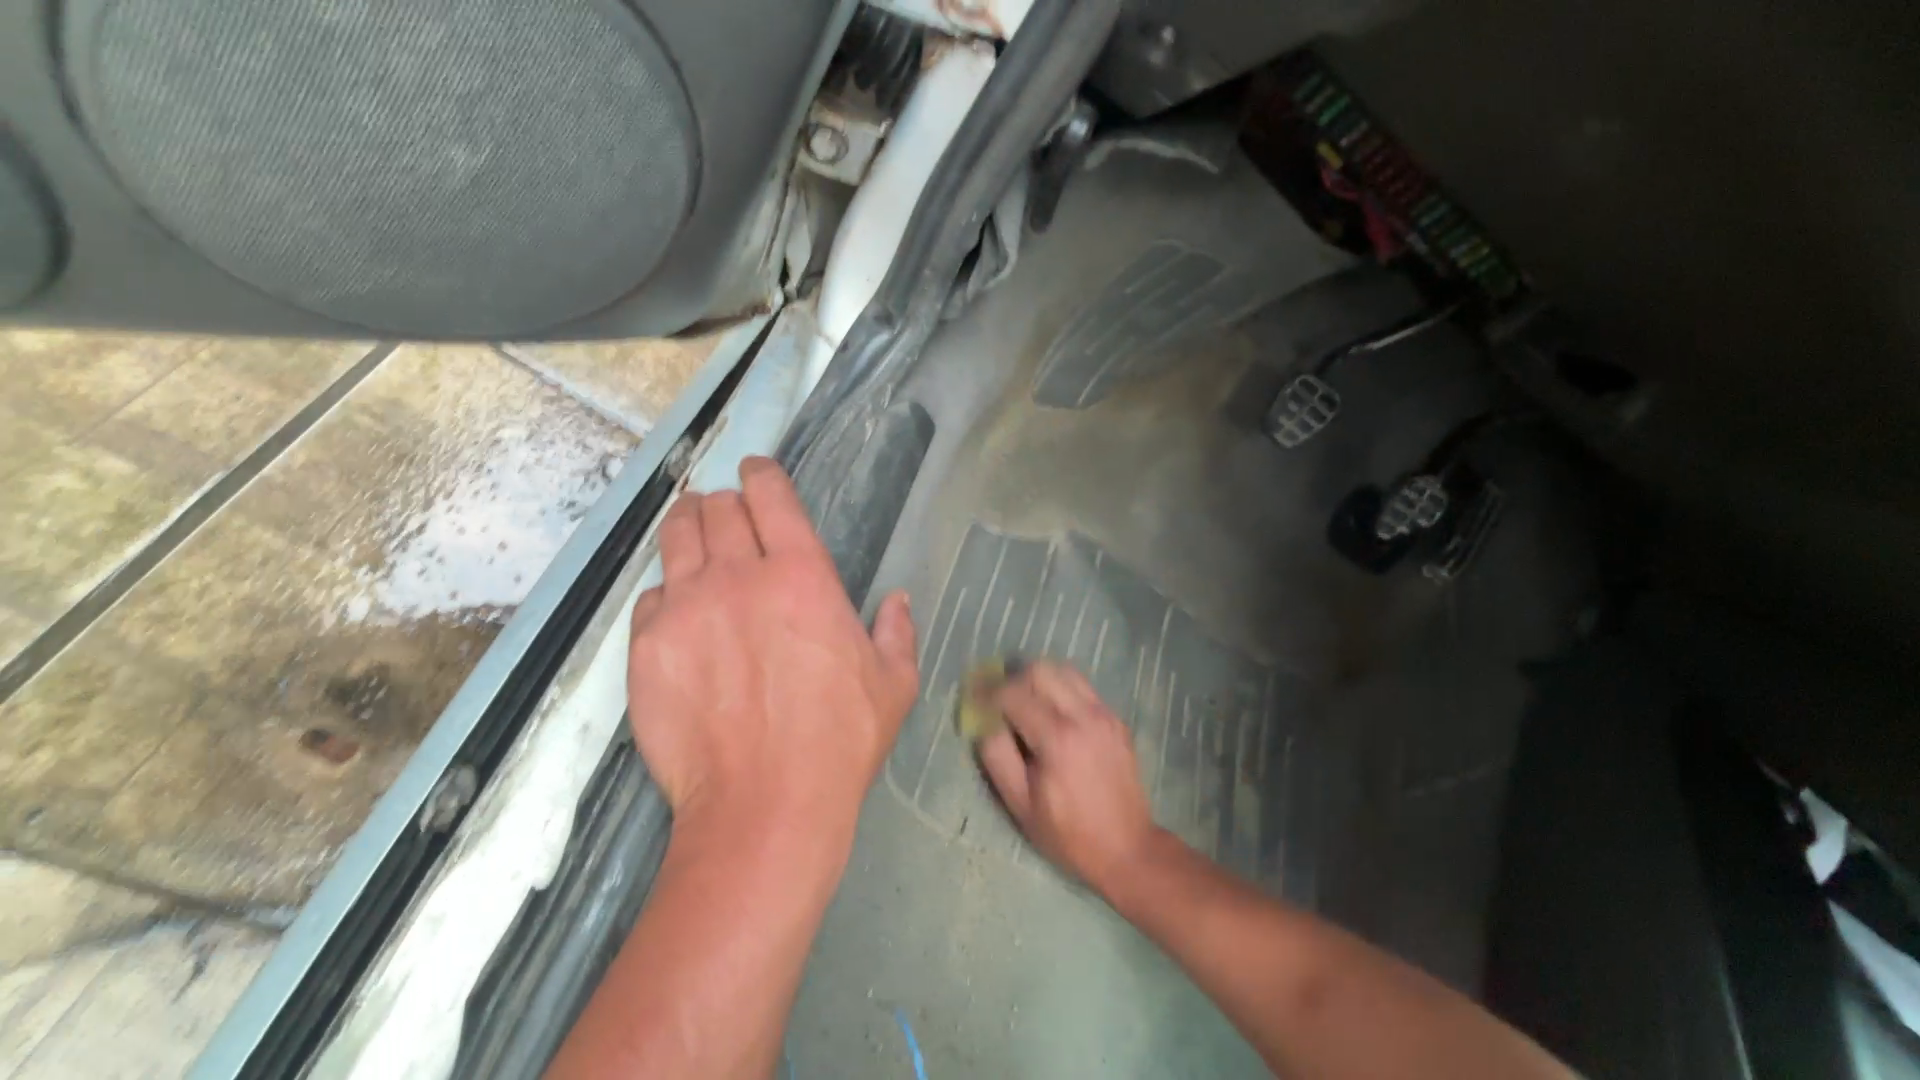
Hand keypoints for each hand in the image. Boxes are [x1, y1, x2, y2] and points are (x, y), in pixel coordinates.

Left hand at [626, 456, 918, 851]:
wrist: (764, 805)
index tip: (754, 471)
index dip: (760, 474)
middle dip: (722, 502)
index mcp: (802, 575)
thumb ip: (896, 632)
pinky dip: (664, 596)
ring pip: (676, 538)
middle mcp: (739, 575)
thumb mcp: (892, 685)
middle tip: (722, 511)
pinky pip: (650, 598)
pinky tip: (675, 612)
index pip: (771, 496)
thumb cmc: (838, 742)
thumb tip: (897, 600)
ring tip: (689, 531)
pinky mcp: (647, 645)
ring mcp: (686, 607)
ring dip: (686, 527)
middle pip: (718, 509)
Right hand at [976, 661, 1164, 897]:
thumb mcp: (1019, 803)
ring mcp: (1105, 714)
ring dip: (1039, 680)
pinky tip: (1053, 718)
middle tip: (1000, 701)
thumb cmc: (1067, 833)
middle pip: (1040, 669)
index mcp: (1057, 738)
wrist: (1128, 848)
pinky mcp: (1116, 720)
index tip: (973, 699)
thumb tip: (982, 720)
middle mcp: (1084, 716)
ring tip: (1026, 705)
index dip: (987, 692)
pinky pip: (1083, 688)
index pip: (1013, 693)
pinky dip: (1061, 691)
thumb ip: (997, 755)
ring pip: (1064, 671)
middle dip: (1013, 680)